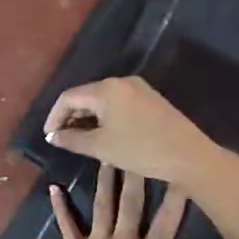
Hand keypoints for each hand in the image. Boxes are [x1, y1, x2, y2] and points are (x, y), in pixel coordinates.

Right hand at [43, 76, 226, 186]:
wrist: (189, 156)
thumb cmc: (140, 150)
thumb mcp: (101, 147)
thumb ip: (72, 139)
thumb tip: (53, 136)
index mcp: (107, 88)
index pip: (69, 97)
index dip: (54, 116)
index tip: (49, 136)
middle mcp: (122, 81)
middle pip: (86, 95)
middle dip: (71, 116)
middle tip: (62, 138)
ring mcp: (139, 89)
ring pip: (103, 99)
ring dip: (88, 117)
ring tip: (79, 138)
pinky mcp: (151, 99)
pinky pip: (119, 103)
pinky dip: (105, 116)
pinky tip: (103, 134)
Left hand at [51, 163, 228, 238]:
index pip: (169, 216)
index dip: (176, 192)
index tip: (180, 168)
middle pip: (131, 201)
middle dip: (135, 173)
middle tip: (134, 146)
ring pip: (102, 205)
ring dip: (104, 180)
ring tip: (104, 156)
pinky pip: (67, 226)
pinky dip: (60, 207)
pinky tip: (54, 188)